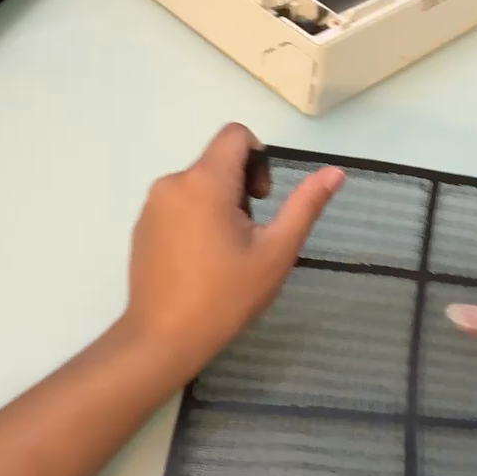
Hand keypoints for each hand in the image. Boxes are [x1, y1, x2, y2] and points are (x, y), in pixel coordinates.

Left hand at [119, 124, 342, 383]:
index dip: (259, 158)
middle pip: (218, 161)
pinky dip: (197, 220)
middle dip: (242, 189)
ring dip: (220, 205)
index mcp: (205, 182)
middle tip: (250, 236)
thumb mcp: (276, 251)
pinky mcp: (142, 227)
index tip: (264, 200)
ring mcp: (152, 205)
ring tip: (226, 253)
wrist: (163, 340)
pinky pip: (178, 205)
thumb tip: (335, 172)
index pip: (235, 135)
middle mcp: (172, 183)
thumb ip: (306, 205)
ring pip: (199, 185)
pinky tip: (202, 262)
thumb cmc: (226, 296)